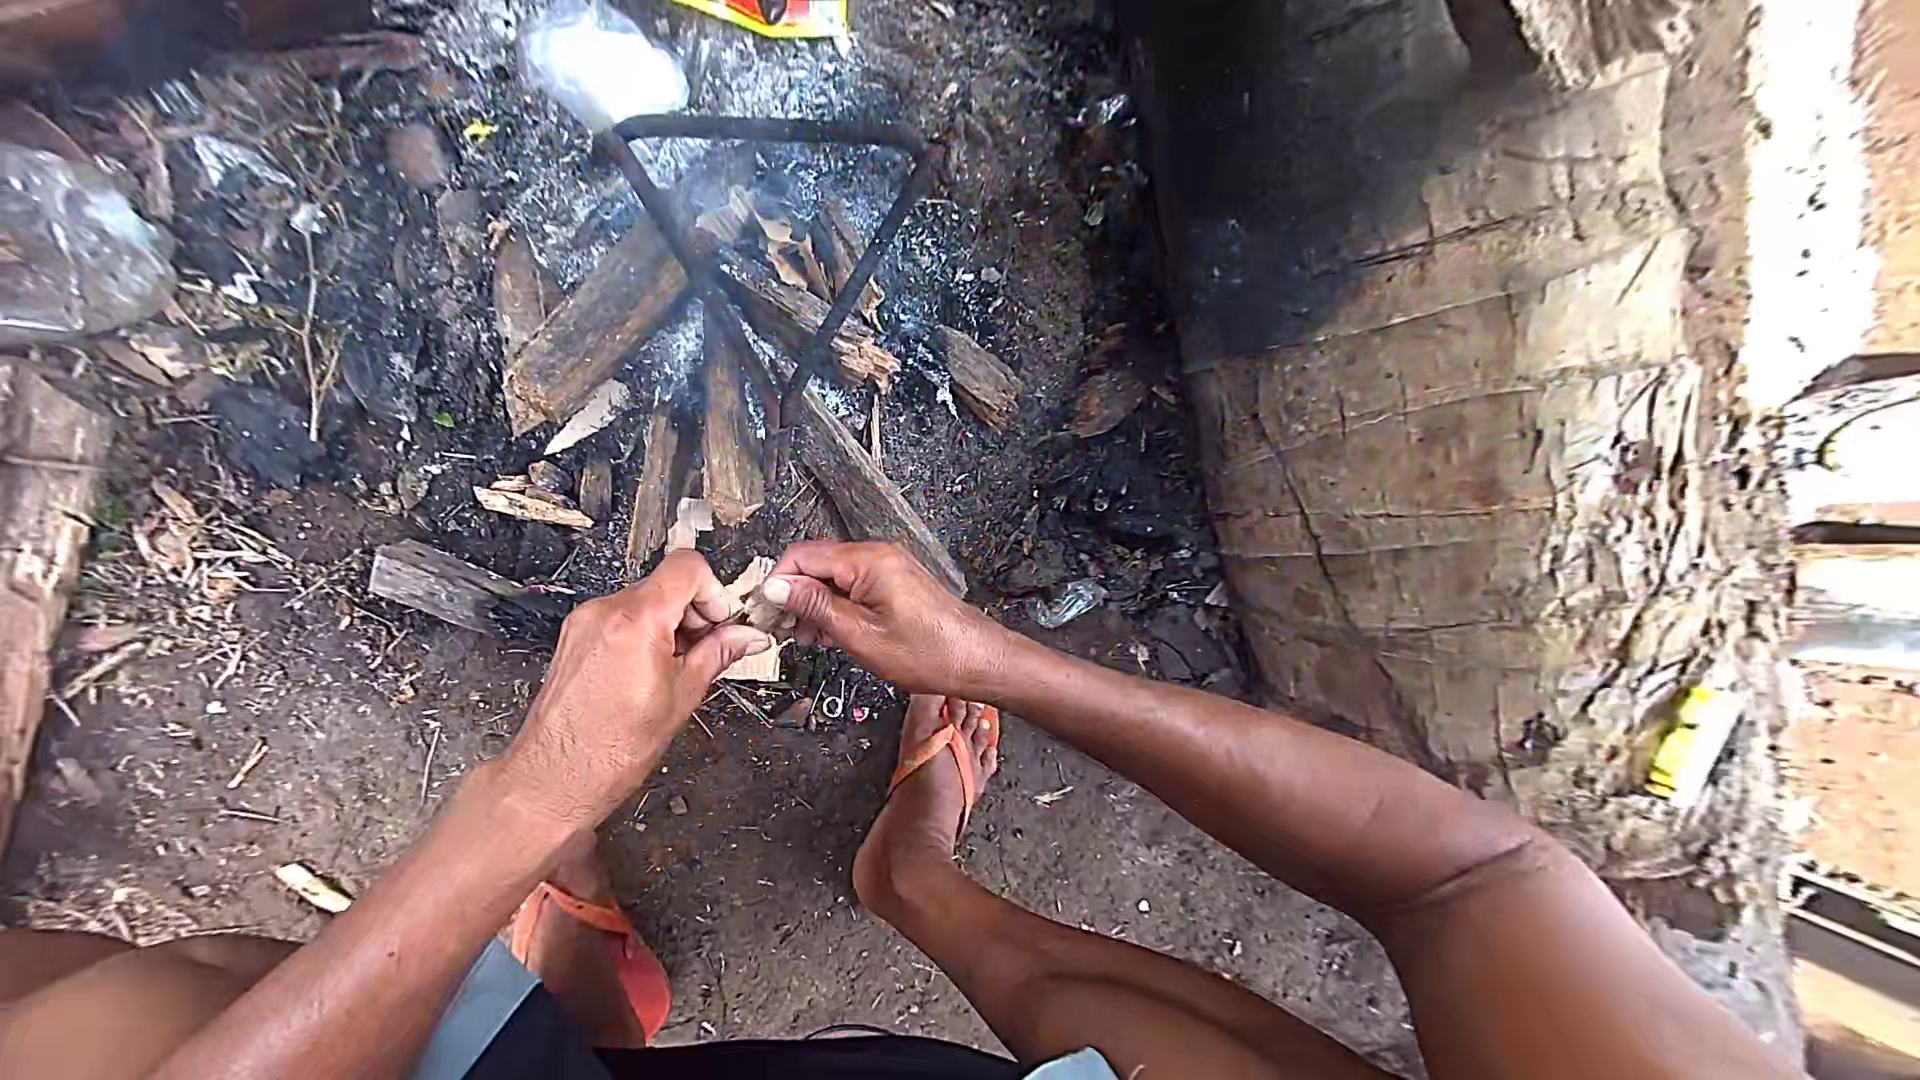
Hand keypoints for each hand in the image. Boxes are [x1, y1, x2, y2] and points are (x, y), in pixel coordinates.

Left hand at [502, 550, 772, 826]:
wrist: (554, 778)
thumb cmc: (609, 749)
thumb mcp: (684, 695)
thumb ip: (719, 653)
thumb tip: (746, 637)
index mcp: (636, 621)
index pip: (688, 566)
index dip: (715, 592)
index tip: (722, 621)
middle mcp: (605, 611)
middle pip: (670, 583)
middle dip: (697, 612)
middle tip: (708, 648)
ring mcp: (587, 621)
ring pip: (650, 599)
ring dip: (674, 624)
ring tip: (678, 665)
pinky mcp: (578, 634)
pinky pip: (626, 615)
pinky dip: (649, 631)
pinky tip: (654, 668)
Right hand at [762, 540, 1010, 696]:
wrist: (976, 658)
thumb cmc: (929, 653)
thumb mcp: (861, 635)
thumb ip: (816, 607)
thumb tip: (777, 587)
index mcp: (868, 562)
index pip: (802, 555)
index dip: (777, 582)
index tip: (764, 611)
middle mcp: (878, 556)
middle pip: (817, 564)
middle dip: (794, 595)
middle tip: (782, 630)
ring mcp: (888, 567)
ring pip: (834, 576)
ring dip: (814, 604)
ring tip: (807, 638)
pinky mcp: (895, 581)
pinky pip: (854, 585)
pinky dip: (837, 606)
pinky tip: (830, 633)